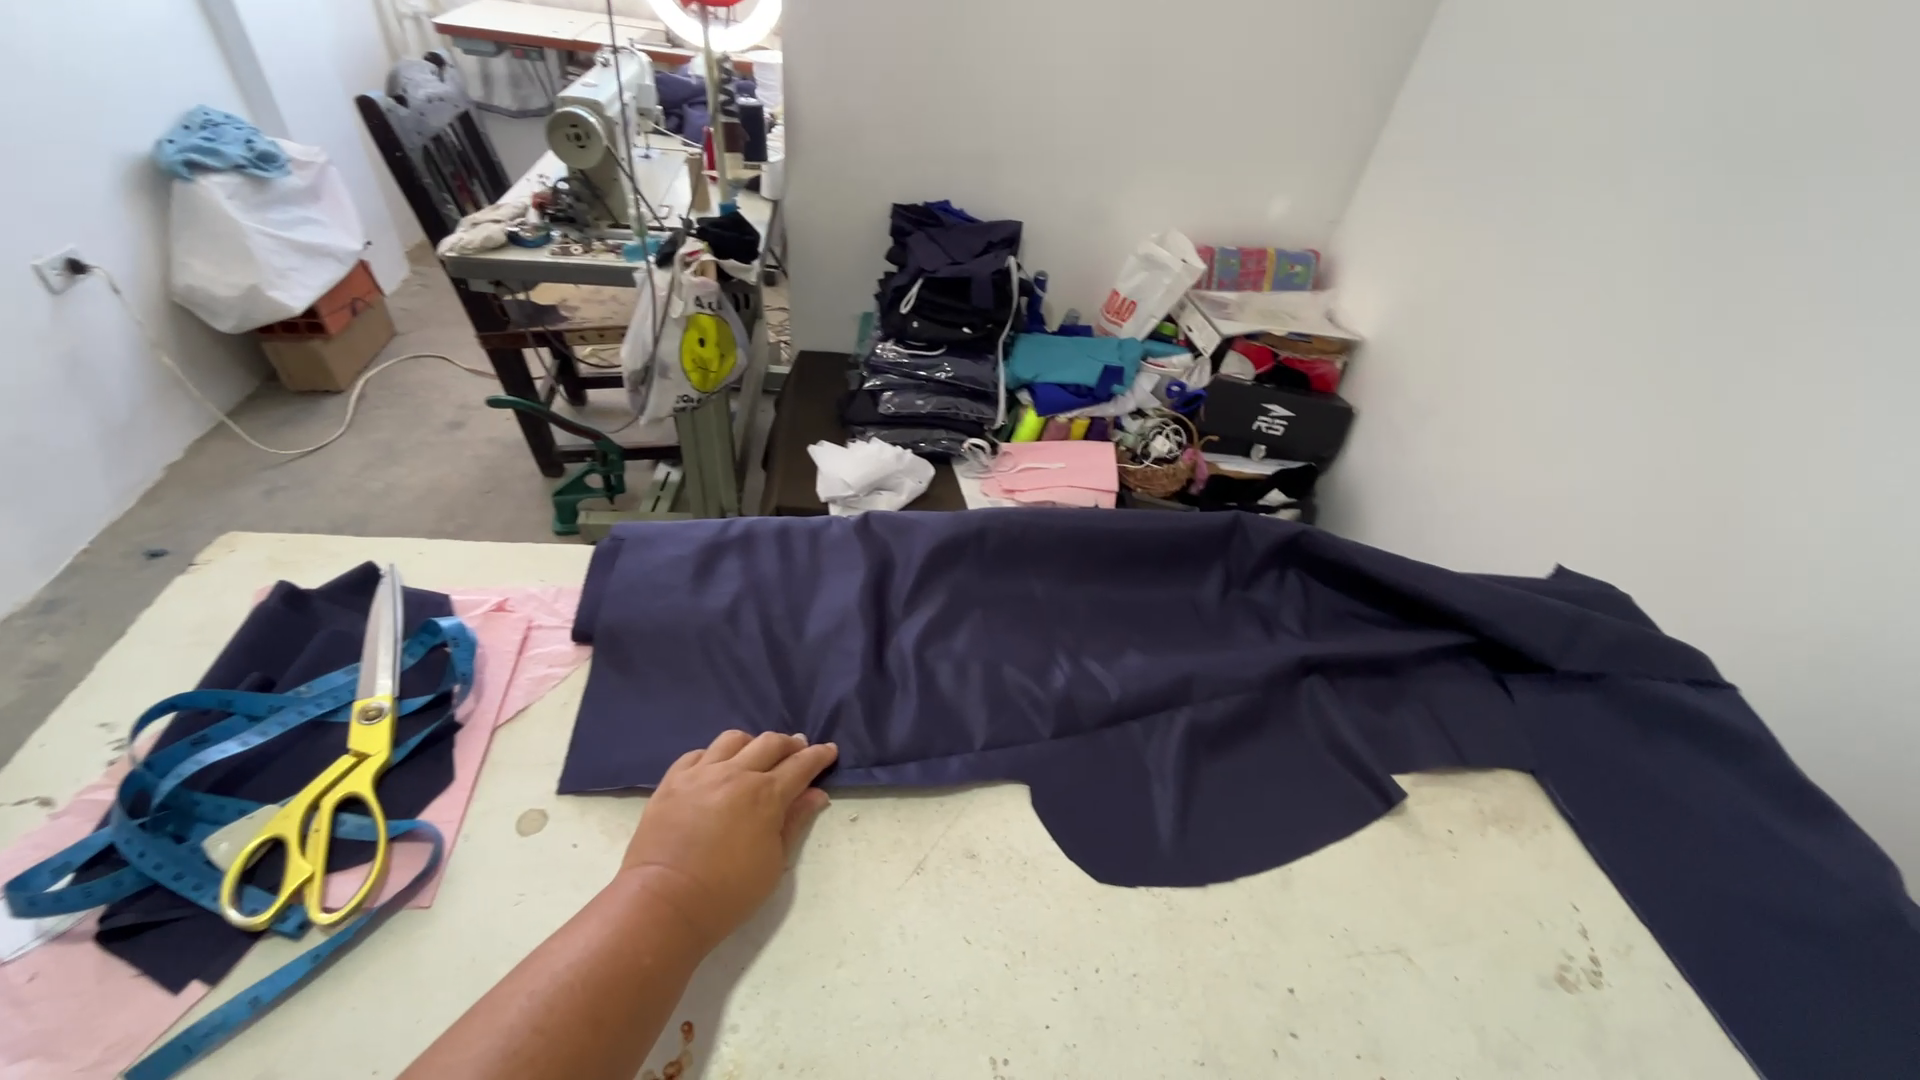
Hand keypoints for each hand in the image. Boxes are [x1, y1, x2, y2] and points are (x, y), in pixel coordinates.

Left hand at [620, 730, 837, 950]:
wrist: (664, 904)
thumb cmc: (728, 893)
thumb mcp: (774, 862)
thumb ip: (795, 822)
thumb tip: (816, 794)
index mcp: (766, 795)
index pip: (801, 765)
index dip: (819, 756)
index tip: (829, 750)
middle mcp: (735, 774)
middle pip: (770, 743)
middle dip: (790, 744)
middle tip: (798, 749)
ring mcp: (700, 774)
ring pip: (733, 739)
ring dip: (752, 743)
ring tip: (755, 756)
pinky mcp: (672, 781)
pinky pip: (697, 754)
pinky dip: (714, 755)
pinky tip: (716, 767)